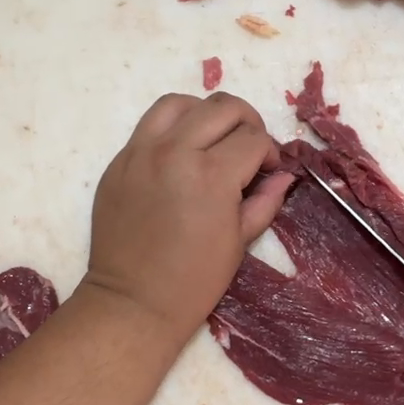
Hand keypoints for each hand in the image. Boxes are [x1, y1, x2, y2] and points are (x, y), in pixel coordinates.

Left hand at [82, 93, 292, 338]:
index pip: (253, 138)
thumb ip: (265, 200)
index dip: (270, 152)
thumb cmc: (194, 280)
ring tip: (211, 140)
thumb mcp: (240, 241)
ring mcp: (141, 153)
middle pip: (221, 107)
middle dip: (246, 123)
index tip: (269, 170)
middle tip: (247, 149)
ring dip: (204, 115)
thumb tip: (285, 175)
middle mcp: (175, 152)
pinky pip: (148, 126)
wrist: (133, 301)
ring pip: (179, 103)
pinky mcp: (118, 162)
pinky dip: (172, 131)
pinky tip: (180, 156)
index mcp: (212, 175)